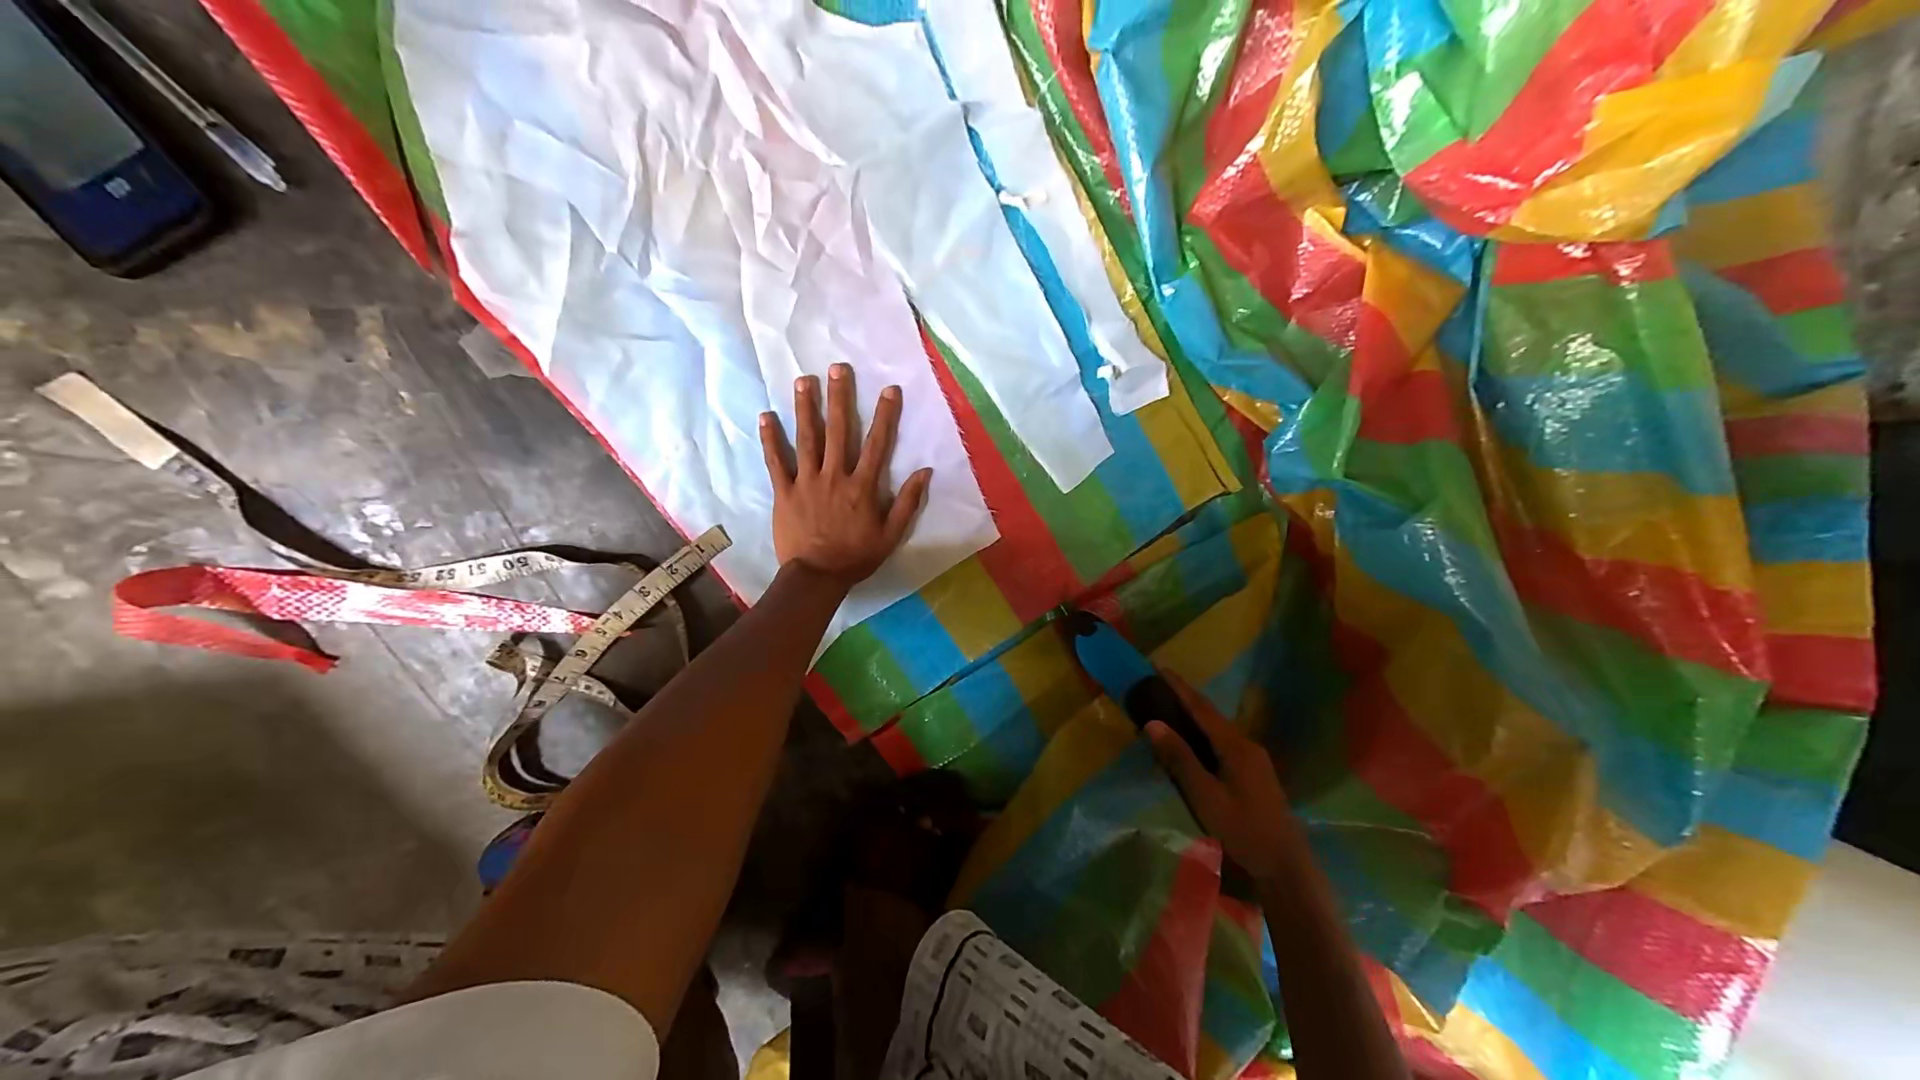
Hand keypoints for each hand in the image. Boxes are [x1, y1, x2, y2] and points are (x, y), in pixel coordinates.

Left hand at [760, 363, 931, 588]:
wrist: (816, 577)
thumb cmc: (856, 557)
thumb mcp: (891, 535)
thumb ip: (908, 503)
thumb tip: (925, 472)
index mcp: (863, 487)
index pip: (878, 444)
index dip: (885, 415)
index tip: (889, 390)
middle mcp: (835, 476)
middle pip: (839, 431)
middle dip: (839, 398)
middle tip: (838, 368)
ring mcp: (807, 482)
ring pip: (807, 439)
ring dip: (805, 408)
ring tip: (803, 381)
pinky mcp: (784, 492)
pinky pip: (776, 462)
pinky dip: (770, 439)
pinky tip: (766, 416)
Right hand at [1146, 676, 1305, 882]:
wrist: (1285, 869)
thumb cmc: (1243, 831)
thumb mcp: (1205, 796)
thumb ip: (1179, 759)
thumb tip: (1153, 723)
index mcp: (1236, 746)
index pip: (1202, 709)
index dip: (1179, 688)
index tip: (1159, 668)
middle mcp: (1247, 746)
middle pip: (1210, 716)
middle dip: (1184, 699)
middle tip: (1157, 687)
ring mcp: (1253, 761)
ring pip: (1216, 731)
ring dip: (1192, 719)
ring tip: (1166, 710)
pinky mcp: (1252, 776)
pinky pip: (1221, 745)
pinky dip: (1200, 737)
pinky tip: (1189, 743)